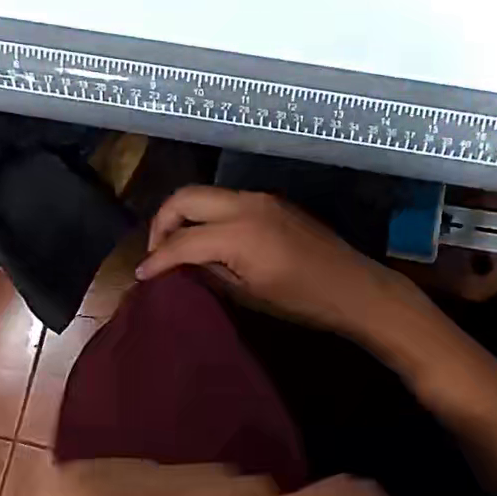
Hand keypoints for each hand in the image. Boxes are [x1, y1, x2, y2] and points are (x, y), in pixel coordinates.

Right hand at [135, 186, 425, 343]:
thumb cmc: (303, 301)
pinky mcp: (273, 202)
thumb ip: (209, 272)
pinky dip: (209, 214)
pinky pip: (228, 200)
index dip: (156, 258)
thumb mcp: (250, 294)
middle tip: (157, 252)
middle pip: (186, 197)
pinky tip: (208, 239)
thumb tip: (178, 266)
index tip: (141, 275)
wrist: (355, 287)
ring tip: (178, 246)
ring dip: (185, 214)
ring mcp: (262, 199)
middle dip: (163, 221)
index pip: (182, 239)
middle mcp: (247, 204)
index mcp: (239, 232)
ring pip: (207, 194)